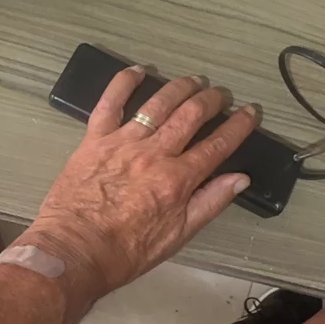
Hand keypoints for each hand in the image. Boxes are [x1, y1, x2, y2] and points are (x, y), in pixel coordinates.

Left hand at [25, 67, 256, 306]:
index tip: (251, 113)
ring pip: (158, 104)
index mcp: (178, 179)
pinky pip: (110, 103)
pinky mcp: (95, 139)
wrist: (73, 252)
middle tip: (222, 95)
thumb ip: (210, 203)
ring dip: (180, 87)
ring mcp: (123, 142)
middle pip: (191, 115)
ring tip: (194, 80)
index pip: (218, 145)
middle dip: (212, 100)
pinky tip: (139, 71)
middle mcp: (154, 153)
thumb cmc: (126, 251)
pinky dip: (124, 83)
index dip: (238, 126)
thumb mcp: (178, 236)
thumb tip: (240, 179)